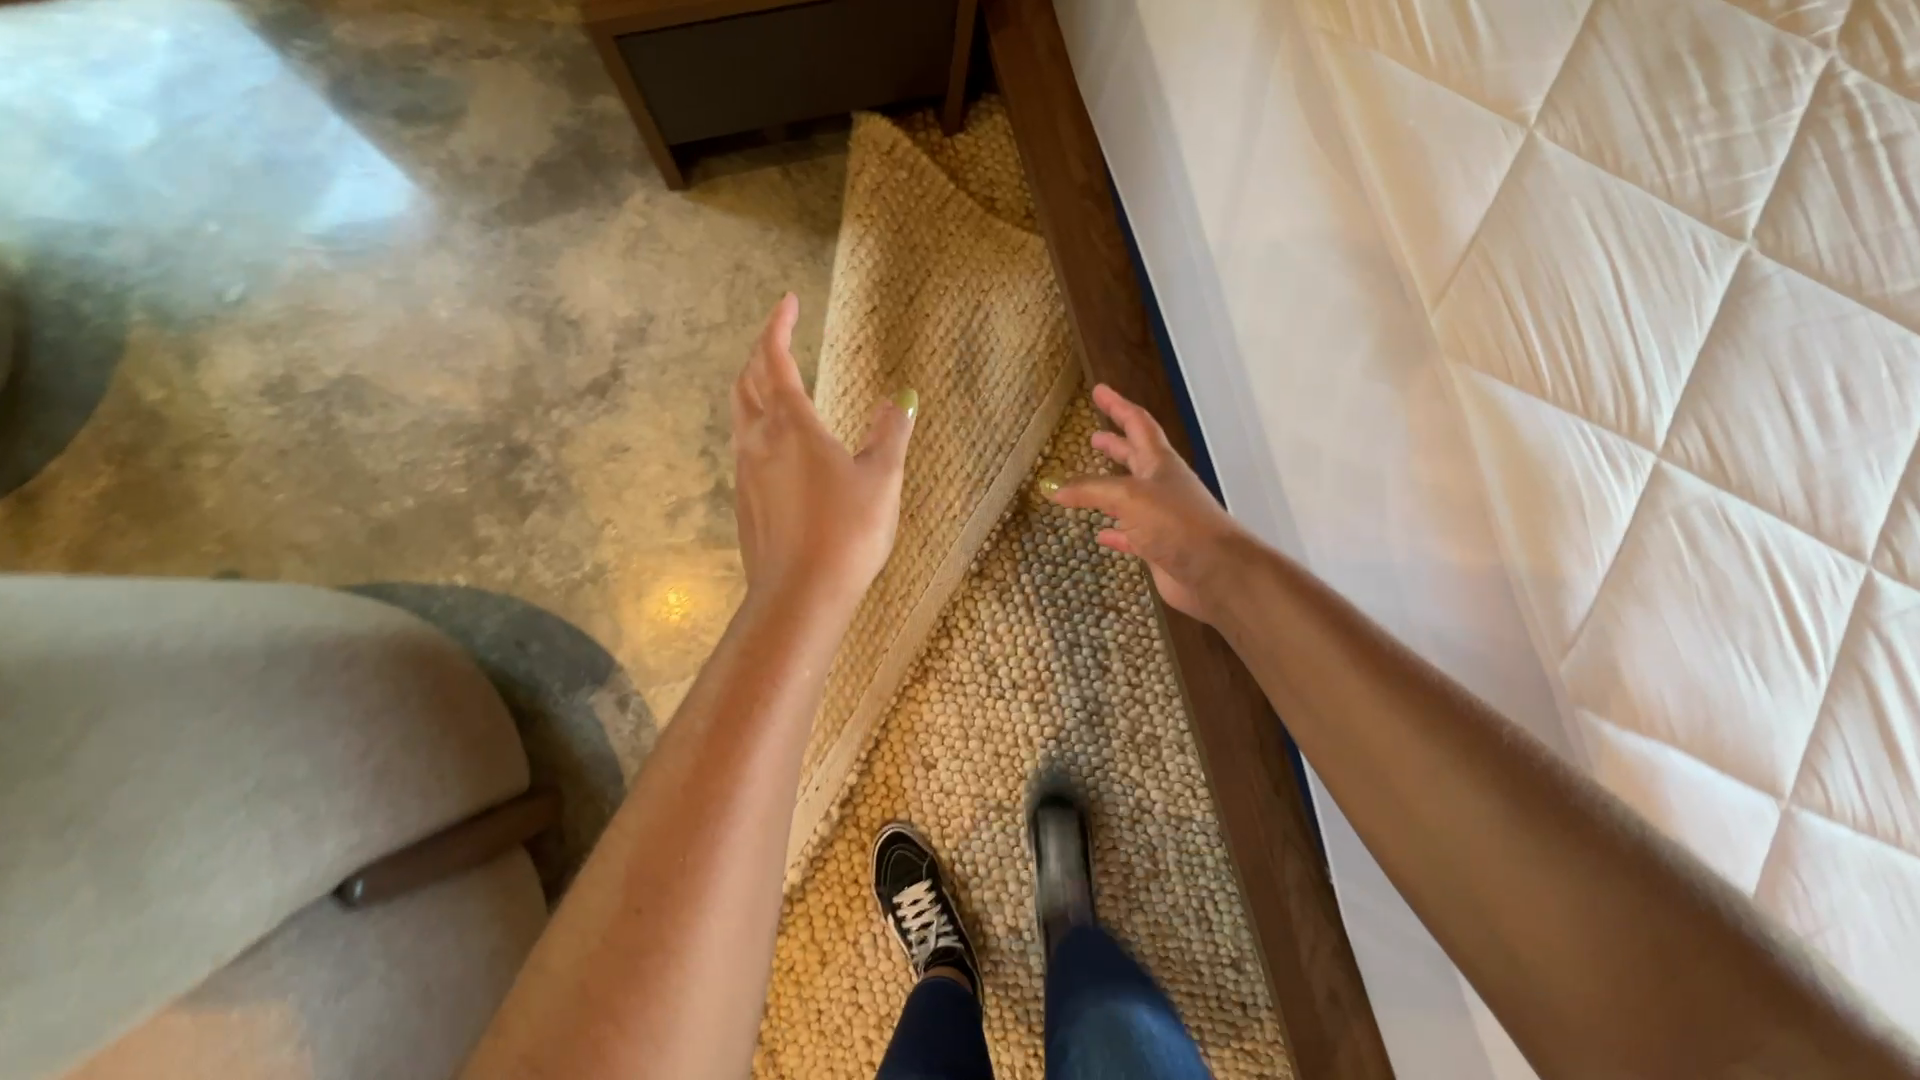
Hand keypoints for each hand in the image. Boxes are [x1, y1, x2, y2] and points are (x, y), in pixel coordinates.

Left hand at [731, 293, 915, 618]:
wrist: (801, 595)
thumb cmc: (847, 533)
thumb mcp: (881, 479)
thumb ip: (890, 433)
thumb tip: (900, 399)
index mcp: (791, 425)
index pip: (774, 359)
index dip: (779, 325)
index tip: (788, 301)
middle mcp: (759, 441)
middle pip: (746, 381)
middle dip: (760, 351)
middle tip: (779, 335)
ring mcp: (746, 472)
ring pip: (739, 414)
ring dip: (752, 386)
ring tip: (772, 380)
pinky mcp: (745, 501)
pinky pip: (745, 446)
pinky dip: (756, 423)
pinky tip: (776, 441)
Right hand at [1049, 384, 1255, 624]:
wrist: (1215, 571)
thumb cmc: (1176, 523)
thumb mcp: (1128, 497)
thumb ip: (1091, 490)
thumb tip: (1055, 489)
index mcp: (1160, 463)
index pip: (1137, 424)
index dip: (1117, 406)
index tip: (1099, 390)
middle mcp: (1162, 485)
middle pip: (1135, 458)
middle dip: (1115, 444)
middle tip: (1094, 435)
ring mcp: (1161, 517)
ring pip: (1129, 497)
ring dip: (1109, 487)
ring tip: (1086, 483)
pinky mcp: (1158, 547)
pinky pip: (1130, 534)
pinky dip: (1114, 531)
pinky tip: (1101, 533)